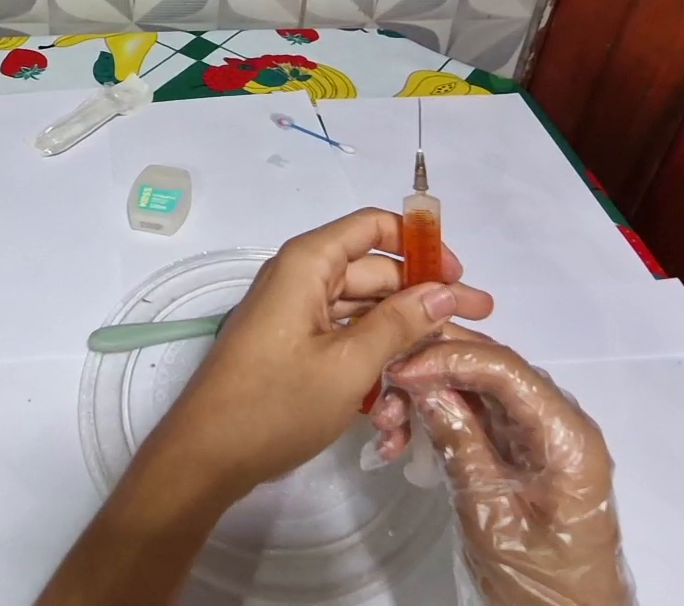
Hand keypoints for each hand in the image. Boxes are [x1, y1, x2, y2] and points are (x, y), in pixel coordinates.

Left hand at [141, 208, 494, 501]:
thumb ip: (399, 324)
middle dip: (423, 299)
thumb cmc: (276, 402)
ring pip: (363, 311)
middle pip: (374, 273)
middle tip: (476, 326)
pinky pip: (343, 338)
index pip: (372, 227)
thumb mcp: (348, 364)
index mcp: (308, 263)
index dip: (419, 243)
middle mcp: (301, 277)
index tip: (459, 276)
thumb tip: (445, 292)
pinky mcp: (295, 345)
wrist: (207, 455)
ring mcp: (297, 313)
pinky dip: (372, 359)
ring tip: (446, 368)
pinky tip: (401, 397)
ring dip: (400, 338)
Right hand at [371, 332, 630, 605]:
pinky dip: (431, 415)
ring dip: (423, 394)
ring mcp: (533, 428)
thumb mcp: (491, 515)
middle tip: (383, 392)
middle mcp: (554, 418)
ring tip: (386, 428)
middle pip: (484, 364)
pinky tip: (400, 439)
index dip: (446, 358)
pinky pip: (467, 408)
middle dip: (428, 370)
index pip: (503, 368)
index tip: (396, 372)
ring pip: (468, 382)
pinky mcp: (514, 441)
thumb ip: (459, 443)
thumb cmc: (540, 581)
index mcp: (565, 434)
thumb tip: (419, 384)